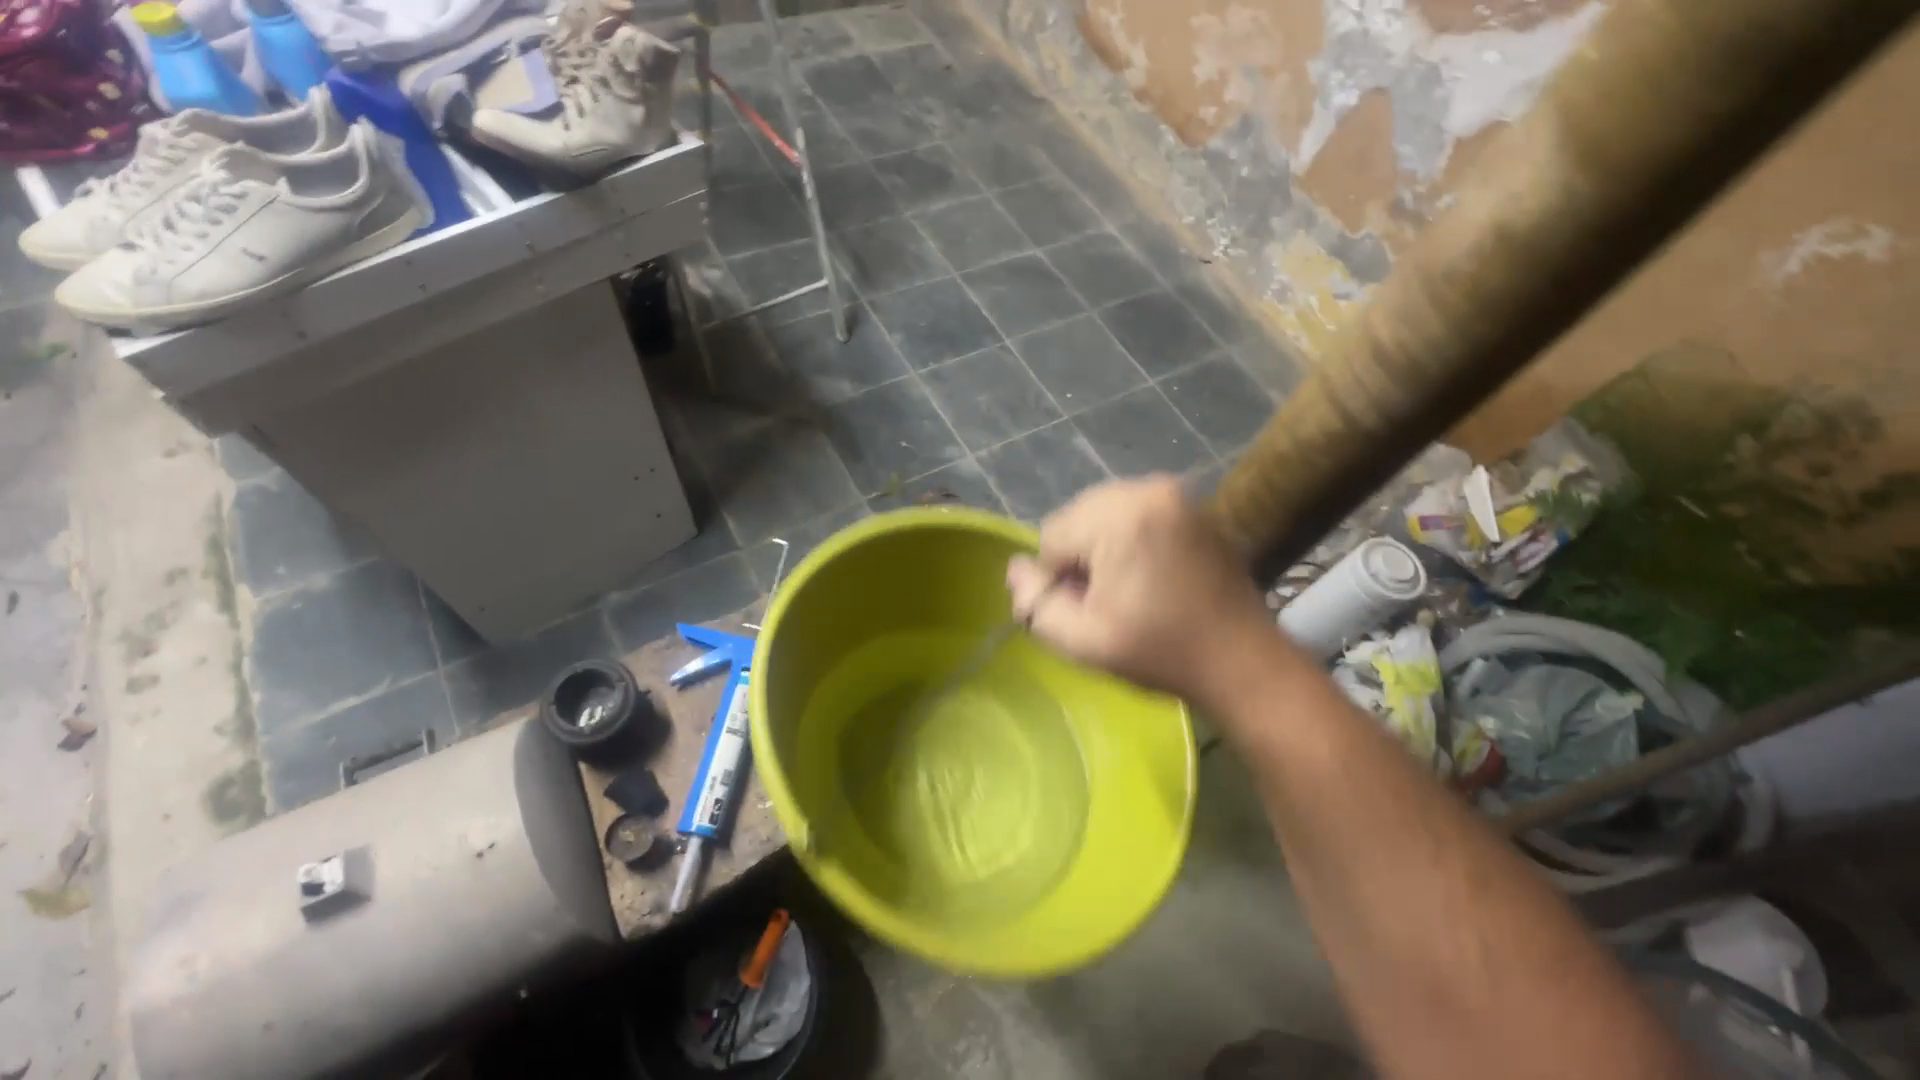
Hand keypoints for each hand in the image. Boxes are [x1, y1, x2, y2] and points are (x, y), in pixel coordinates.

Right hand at [1005, 475, 1281, 703]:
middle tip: (1106, 603)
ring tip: (1128, 592)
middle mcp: (1147, 489)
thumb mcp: (1083, 640)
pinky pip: (1137, 515)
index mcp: (1120, 516)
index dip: (1058, 580)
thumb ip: (1037, 602)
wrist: (1243, 661)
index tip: (1086, 612)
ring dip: (1103, 548)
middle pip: (1078, 518)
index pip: (1052, 537)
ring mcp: (1176, 494)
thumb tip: (1016, 570)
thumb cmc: (1161, 653)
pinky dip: (1131, 541)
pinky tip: (1149, 578)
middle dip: (1080, 558)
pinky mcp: (1193, 506)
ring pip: (1104, 514)